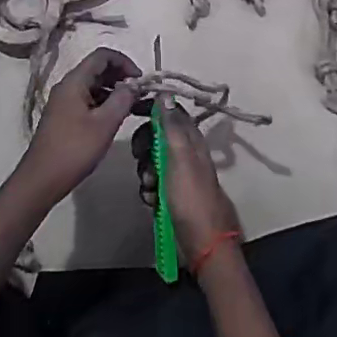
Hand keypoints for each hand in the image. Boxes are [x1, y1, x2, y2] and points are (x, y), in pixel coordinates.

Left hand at [19, 48, 140, 202]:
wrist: (42, 180)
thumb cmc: (74, 149)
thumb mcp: (104, 124)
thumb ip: (123, 99)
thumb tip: (134, 84)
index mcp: (74, 82)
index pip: (102, 56)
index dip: (125, 62)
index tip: (141, 80)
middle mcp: (67, 86)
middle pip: (98, 68)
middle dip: (121, 76)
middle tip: (140, 93)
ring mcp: (64, 102)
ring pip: (94, 85)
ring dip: (114, 90)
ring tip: (133, 106)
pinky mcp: (65, 116)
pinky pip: (88, 99)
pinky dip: (105, 102)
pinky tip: (116, 118)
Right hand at [135, 102, 239, 256]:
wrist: (203, 243)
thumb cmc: (191, 197)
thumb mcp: (180, 157)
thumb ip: (172, 126)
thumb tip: (166, 94)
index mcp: (192, 139)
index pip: (170, 112)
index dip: (152, 109)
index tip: (133, 112)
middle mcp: (186, 153)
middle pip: (157, 137)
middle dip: (144, 147)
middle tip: (141, 158)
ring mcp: (178, 175)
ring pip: (151, 161)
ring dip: (145, 172)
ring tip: (150, 187)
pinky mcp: (171, 194)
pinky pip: (152, 183)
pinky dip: (149, 190)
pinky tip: (151, 201)